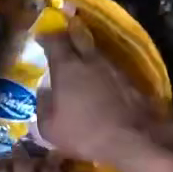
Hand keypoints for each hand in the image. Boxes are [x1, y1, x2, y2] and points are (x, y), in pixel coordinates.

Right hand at [37, 32, 156, 165]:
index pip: (55, 42)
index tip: (40, 35)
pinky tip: (99, 77)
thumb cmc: (83, 133)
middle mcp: (90, 61)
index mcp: (67, 68)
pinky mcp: (131, 80)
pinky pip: (110, 67)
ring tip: (80, 56)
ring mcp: (114, 68)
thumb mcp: (49, 127)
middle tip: (63, 31)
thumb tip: (44, 92)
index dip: (46, 37)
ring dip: (87, 51)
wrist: (131, 140)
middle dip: (70, 32)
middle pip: (80, 37)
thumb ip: (43, 105)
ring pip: (97, 52)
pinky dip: (101, 68)